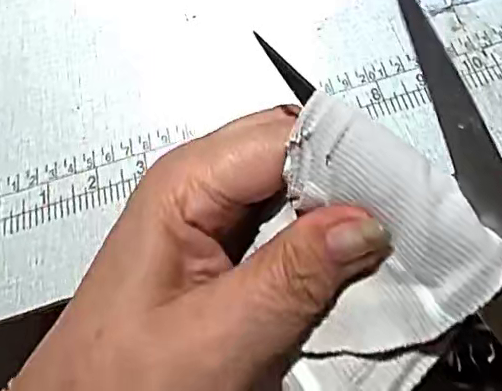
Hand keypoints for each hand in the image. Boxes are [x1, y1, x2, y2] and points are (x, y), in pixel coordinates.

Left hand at [12, 108, 391, 390]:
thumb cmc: (111, 388)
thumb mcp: (211, 342)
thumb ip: (292, 278)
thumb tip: (363, 221)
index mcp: (185, 181)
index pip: (286, 136)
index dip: (343, 159)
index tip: (391, 195)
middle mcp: (201, 181)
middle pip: (296, 150)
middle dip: (345, 182)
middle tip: (390, 222)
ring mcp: (214, 210)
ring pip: (297, 184)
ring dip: (336, 214)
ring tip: (373, 248)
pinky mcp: (226, 243)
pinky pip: (288, 220)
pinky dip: (321, 240)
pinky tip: (341, 267)